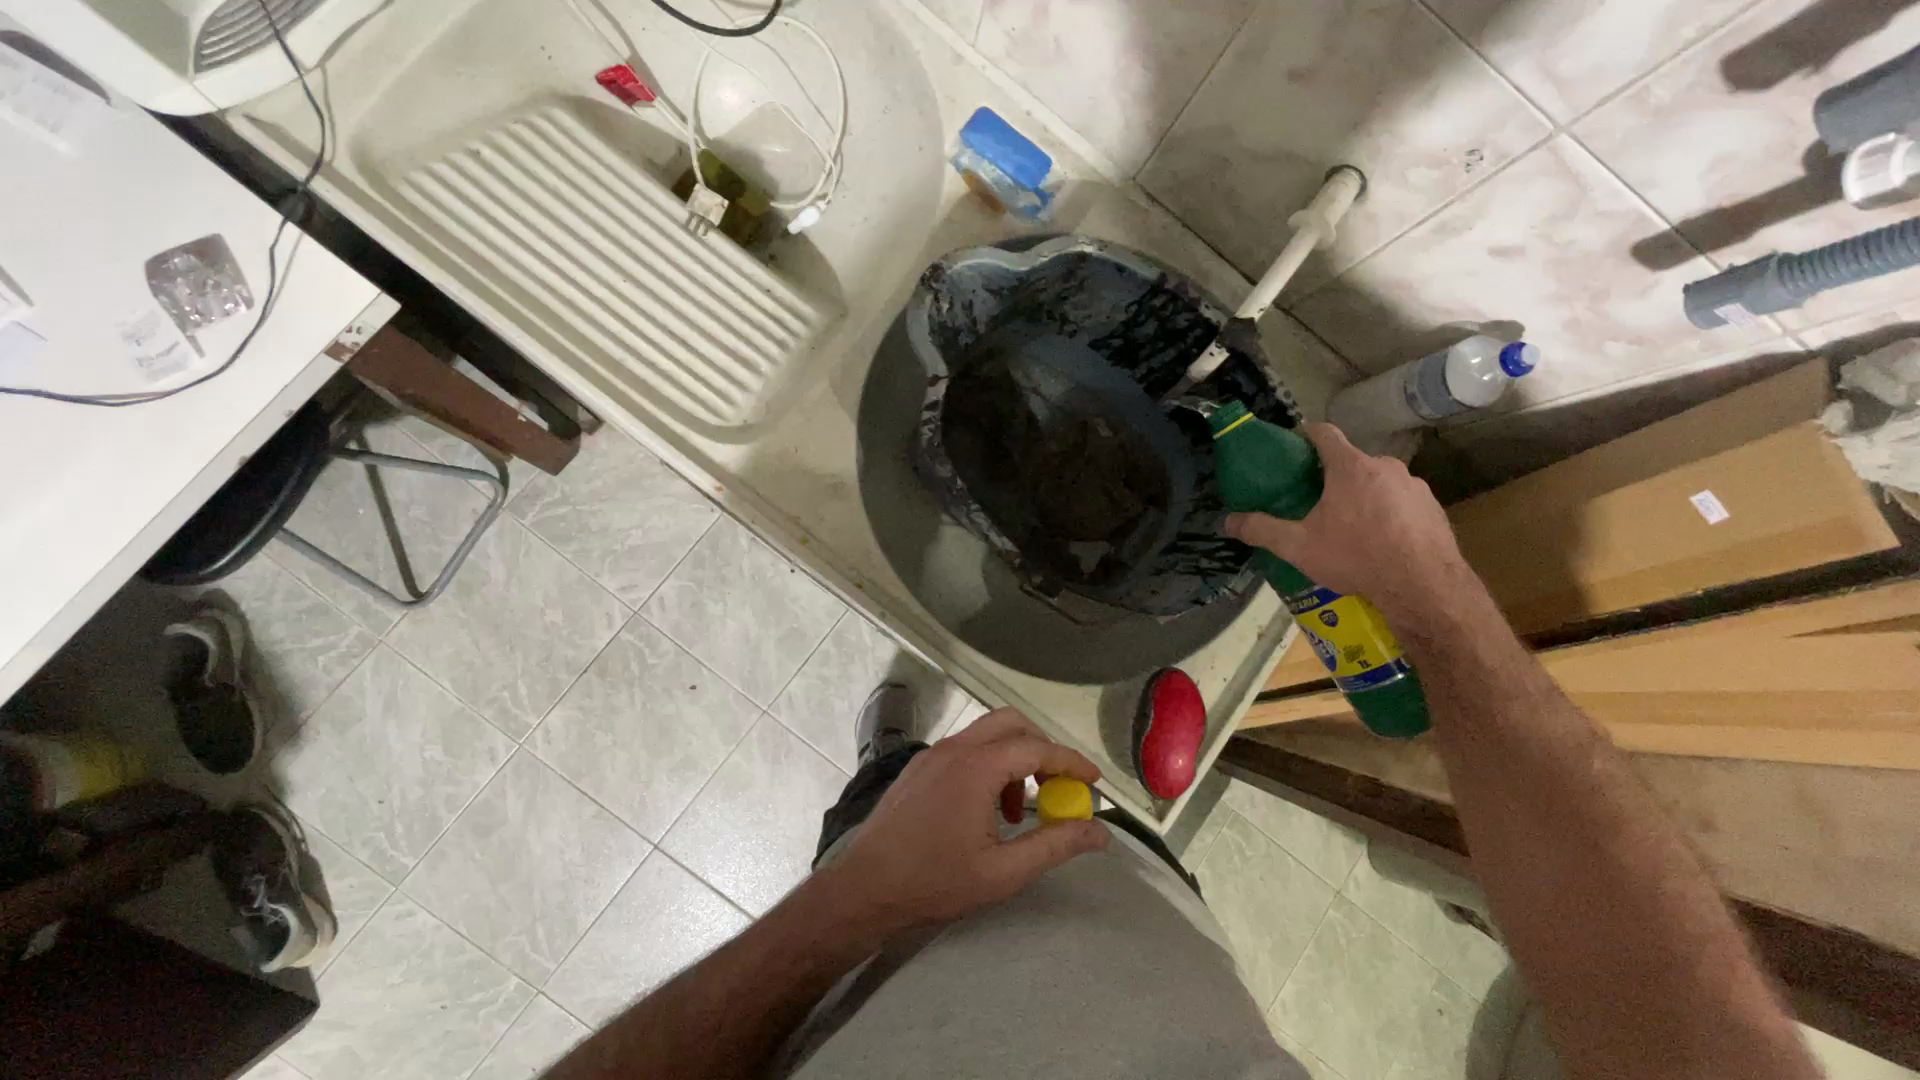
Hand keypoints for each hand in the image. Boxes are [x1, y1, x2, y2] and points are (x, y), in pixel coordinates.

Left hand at [823, 709, 1108, 934]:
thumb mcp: (1004, 872)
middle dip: (1042, 747)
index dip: (1071, 761)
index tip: (1094, 782)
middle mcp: (953, 749)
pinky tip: (985, 810)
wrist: (864, 889)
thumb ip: (1055, 845)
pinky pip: (963, 750)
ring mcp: (931, 755)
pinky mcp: (917, 768)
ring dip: (1013, 758)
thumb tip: (1101, 831)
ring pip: (985, 734)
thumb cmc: (934, 882)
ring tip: (1017, 812)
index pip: (1037, 748)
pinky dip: (987, 765)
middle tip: (1057, 785)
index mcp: (976, 768)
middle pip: (1010, 723)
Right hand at [1223, 422, 1473, 629]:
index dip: (1307, 433)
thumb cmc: (1357, 557)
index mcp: (1350, 467)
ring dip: (1363, 496)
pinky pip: (1402, 502)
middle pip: (1352, 462)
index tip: (1295, 442)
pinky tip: (1382, 542)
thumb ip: (1262, 530)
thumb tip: (1227, 522)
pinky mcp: (1433, 507)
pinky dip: (1389, 514)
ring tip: (1351, 527)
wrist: (1424, 586)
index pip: (1325, 433)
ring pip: (1379, 483)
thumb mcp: (1299, 547)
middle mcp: (1385, 467)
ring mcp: (1414, 486)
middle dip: (1334, 477)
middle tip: (1317, 501)